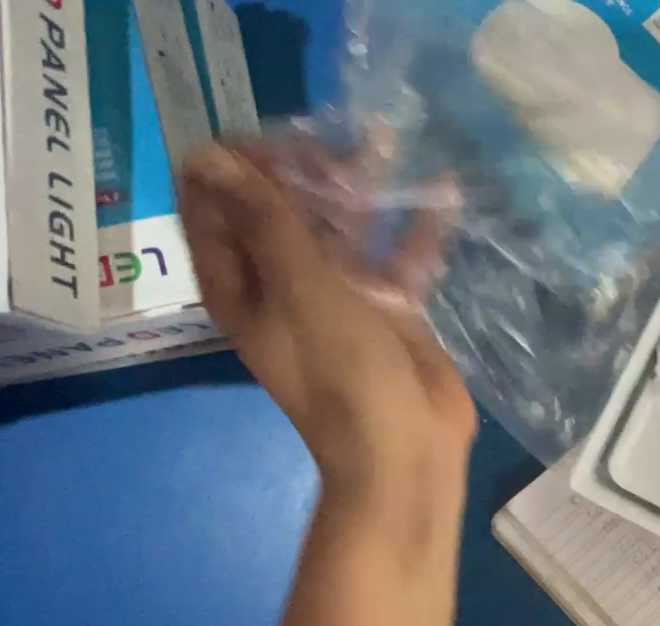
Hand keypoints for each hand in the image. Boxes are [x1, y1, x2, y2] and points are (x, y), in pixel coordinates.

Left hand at [176, 143, 476, 498]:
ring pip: (348, 228)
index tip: (278, 142)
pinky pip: (403, 258)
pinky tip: (443, 192)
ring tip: (385, 144)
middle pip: (284, 209)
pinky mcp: (397, 310)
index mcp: (243, 284)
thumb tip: (222, 156)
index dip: (237, 164)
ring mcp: (346, 297)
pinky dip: (420, 229)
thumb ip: (270, 224)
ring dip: (363, 189)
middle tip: (340, 146)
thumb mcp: (303, 294)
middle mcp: (287, 284)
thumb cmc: (346, 377)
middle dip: (305, 169)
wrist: (406, 449)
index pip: (216, 203)